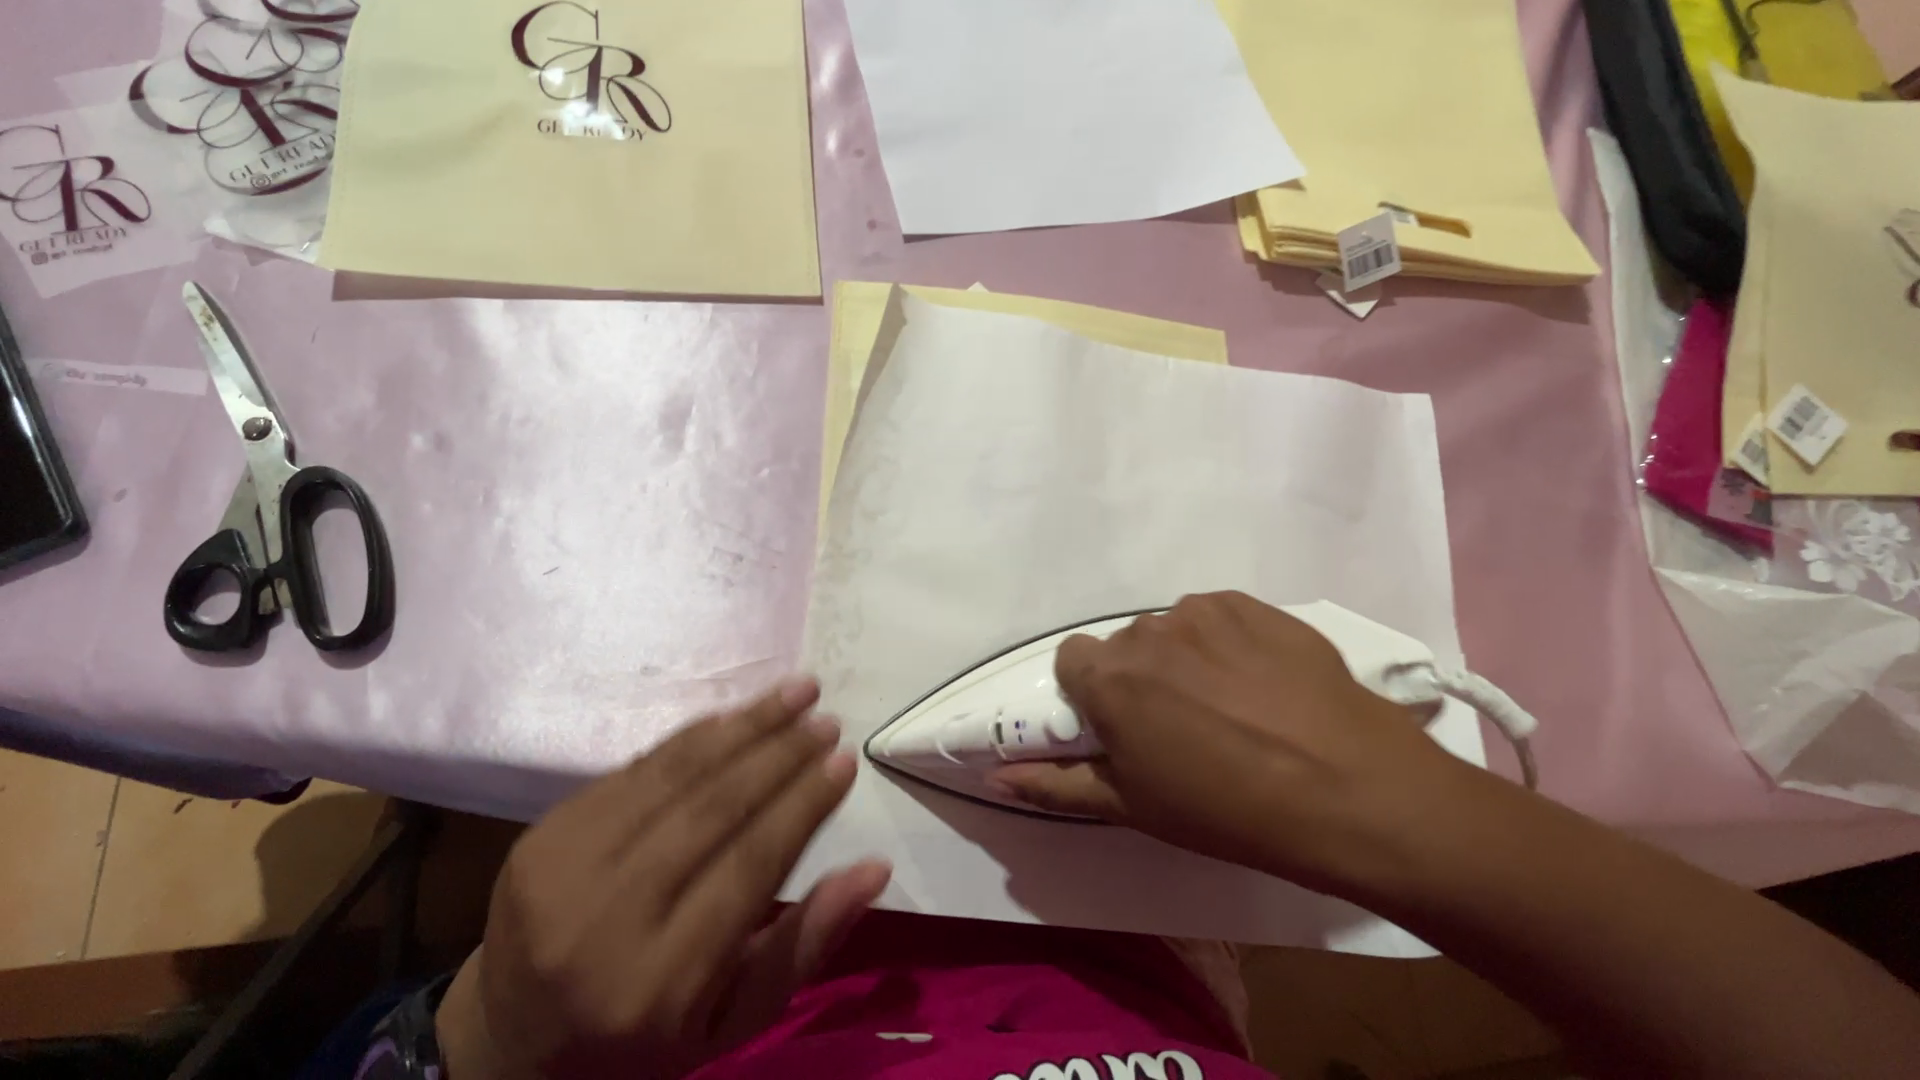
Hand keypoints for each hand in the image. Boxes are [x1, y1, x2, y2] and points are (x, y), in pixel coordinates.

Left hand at [435, 679, 890, 1079]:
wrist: (512, 1041)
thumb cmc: (642, 1040)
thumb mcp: (735, 1020)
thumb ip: (805, 944)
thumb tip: (874, 869)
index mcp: (660, 982)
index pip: (749, 868)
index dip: (801, 806)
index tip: (843, 761)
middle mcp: (604, 920)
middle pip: (710, 812)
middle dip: (778, 754)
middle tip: (825, 720)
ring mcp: (562, 870)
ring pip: (671, 777)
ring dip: (742, 727)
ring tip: (795, 693)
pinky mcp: (541, 837)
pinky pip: (631, 771)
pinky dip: (692, 738)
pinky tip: (735, 717)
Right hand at [991, 592, 1482, 896]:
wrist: (1350, 790)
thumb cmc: (1228, 810)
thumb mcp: (1133, 807)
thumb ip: (1055, 783)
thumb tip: (995, 774)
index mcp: (1110, 678)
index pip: (1072, 660)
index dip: (1093, 695)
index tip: (1123, 728)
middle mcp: (1148, 632)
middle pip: (1126, 646)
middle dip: (1141, 679)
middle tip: (1184, 728)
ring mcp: (1205, 612)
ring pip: (1174, 630)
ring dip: (1186, 659)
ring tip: (1233, 707)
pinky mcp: (1255, 605)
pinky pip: (1219, 618)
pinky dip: (1227, 643)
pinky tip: (1263, 684)